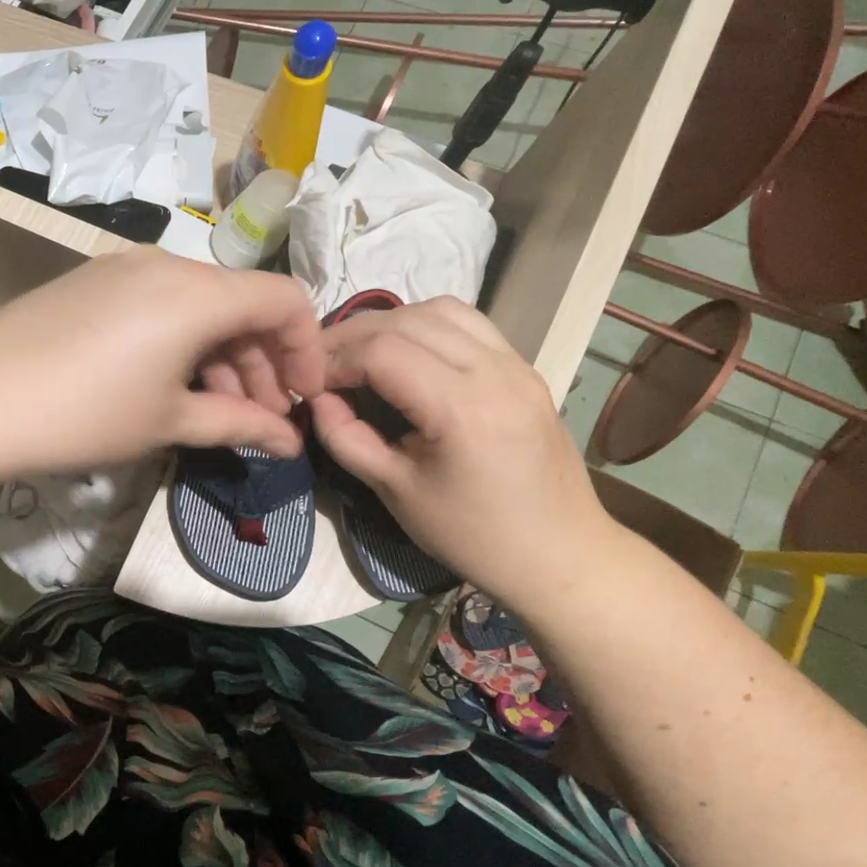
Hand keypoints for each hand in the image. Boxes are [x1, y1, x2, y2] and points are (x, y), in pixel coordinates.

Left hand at [0, 249, 324, 474]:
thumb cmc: (84, 415)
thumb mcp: (167, 422)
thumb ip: (238, 424)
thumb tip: (289, 441)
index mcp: (195, 291)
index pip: (284, 300)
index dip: (308, 350)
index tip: (304, 399)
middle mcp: (163, 263)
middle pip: (238, 303)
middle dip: (261, 362)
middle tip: (259, 420)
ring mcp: (119, 267)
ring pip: (194, 305)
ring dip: (218, 355)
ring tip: (214, 412)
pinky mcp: (87, 281)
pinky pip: (154, 303)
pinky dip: (177, 341)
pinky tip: (165, 385)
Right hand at [309, 297, 617, 602]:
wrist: (560, 555)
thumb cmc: (472, 534)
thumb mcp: (394, 490)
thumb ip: (346, 437)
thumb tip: (316, 399)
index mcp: (462, 409)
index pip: (382, 352)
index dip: (334, 359)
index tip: (306, 382)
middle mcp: (495, 372)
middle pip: (407, 321)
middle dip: (352, 335)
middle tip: (317, 363)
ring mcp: (516, 365)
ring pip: (439, 310)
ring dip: (389, 323)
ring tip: (357, 353)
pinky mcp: (524, 369)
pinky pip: (467, 325)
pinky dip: (423, 326)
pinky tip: (402, 355)